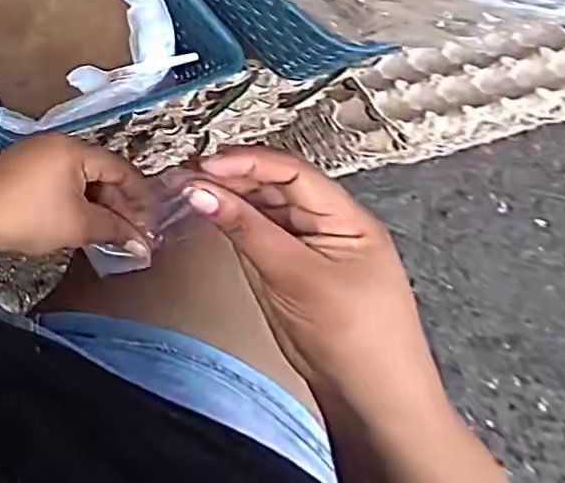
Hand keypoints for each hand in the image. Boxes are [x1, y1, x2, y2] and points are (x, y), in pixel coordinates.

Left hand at [0, 135, 154, 257]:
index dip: (140, 197)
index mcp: (74, 149)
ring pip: (80, 177)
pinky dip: (76, 201)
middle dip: (119, 203)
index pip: (120, 168)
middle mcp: (58, 144)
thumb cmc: (28, 214)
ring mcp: (38, 153)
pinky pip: (61, 181)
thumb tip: (141, 243)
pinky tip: (80, 224)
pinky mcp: (24, 167)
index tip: (153, 225)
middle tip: (133, 236)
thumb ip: (113, 230)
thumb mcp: (77, 225)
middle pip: (100, 171)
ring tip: (110, 235)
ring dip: (98, 204)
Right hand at [182, 148, 445, 415]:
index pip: (291, 171)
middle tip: (192, 176)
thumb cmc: (361, 345)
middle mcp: (326, 223)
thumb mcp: (295, 275)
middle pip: (272, 182)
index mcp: (347, 219)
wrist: (371, 403)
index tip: (209, 165)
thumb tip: (202, 190)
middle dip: (231, 176)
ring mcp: (305, 242)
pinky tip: (209, 213)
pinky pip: (253, 226)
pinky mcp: (286, 260)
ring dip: (226, 195)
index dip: (247, 162)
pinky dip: (229, 217)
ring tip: (193, 192)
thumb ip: (244, 228)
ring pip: (259, 203)